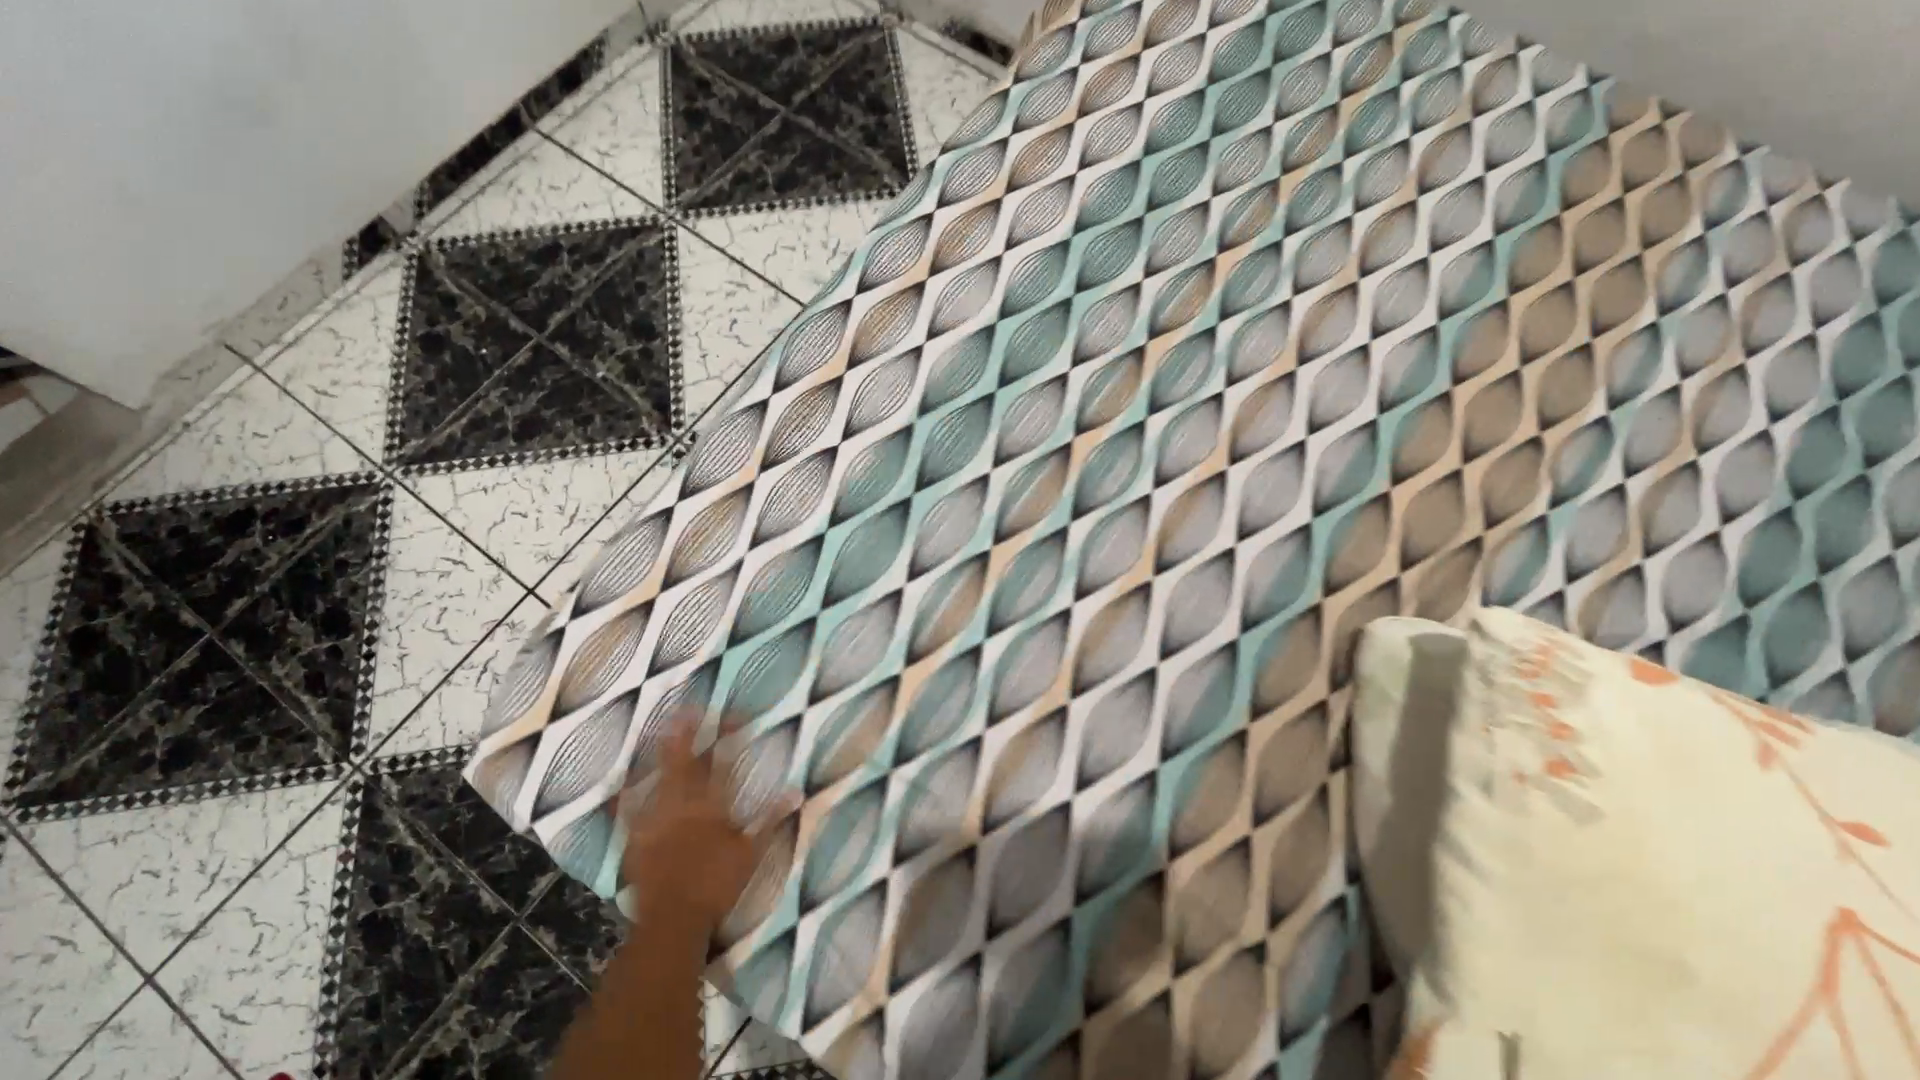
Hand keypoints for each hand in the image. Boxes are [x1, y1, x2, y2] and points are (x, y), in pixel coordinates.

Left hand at [619, 711, 791, 928]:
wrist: (673, 917)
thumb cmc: (717, 885)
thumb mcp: (752, 854)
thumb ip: (770, 819)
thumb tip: (795, 791)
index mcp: (713, 806)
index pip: (723, 762)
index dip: (727, 735)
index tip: (732, 713)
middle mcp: (682, 804)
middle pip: (684, 761)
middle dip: (686, 732)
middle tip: (686, 708)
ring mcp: (655, 818)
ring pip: (656, 776)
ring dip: (658, 751)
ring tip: (658, 727)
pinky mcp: (635, 836)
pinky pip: (628, 808)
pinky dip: (627, 791)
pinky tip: (623, 778)